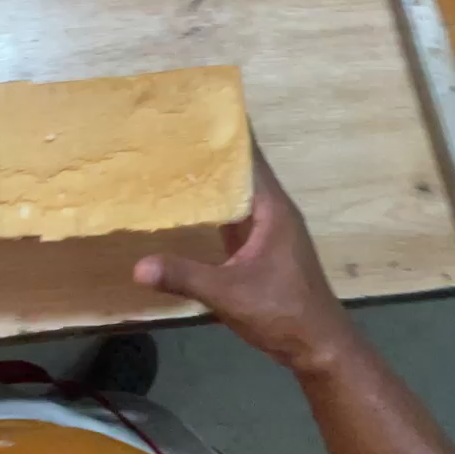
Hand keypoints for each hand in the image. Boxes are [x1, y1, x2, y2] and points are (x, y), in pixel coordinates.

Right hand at [134, 140, 360, 373]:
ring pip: (234, 190)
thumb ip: (184, 277)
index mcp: (271, 209)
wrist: (317, 346)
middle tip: (170, 128)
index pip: (249, 157)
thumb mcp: (229, 294)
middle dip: (210, 148)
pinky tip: (184, 198)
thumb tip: (137, 267)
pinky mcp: (256, 246)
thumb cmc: (283, 312)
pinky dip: (209, 200)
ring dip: (209, 174)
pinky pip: (230, 212)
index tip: (199, 107)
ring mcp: (264, 229)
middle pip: (239, 169)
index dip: (228, 132)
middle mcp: (270, 211)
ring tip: (171, 154)